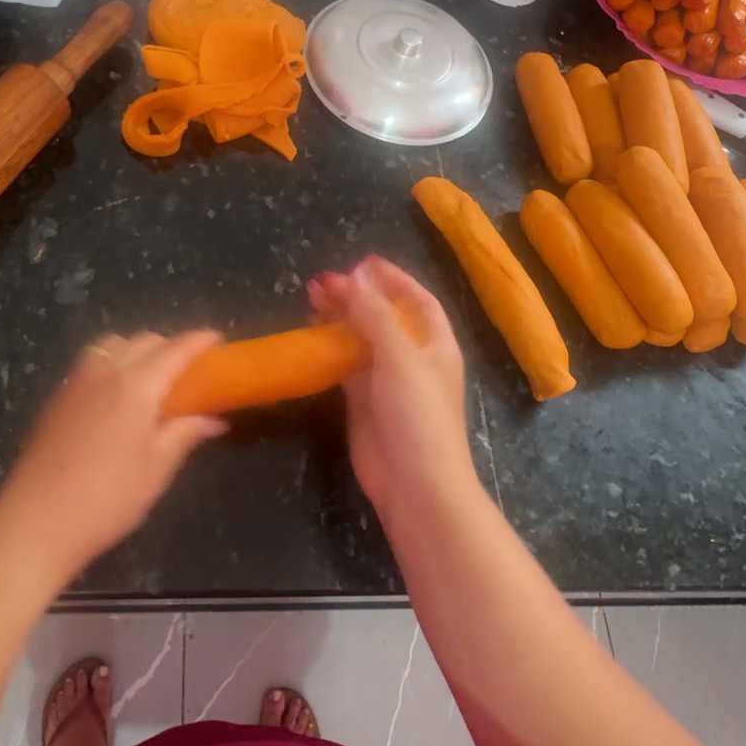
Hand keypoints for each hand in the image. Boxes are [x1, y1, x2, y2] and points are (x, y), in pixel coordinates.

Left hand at [0, 331, 227, 576]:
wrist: (35, 523)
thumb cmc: (106, 500)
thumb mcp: (156, 470)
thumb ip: (185, 433)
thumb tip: (214, 418)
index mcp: (136, 386)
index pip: (175, 350)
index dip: (199, 341)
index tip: (218, 339)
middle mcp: (106, 372)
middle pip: (144, 341)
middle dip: (171, 346)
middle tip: (190, 372)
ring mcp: (77, 382)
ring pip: (113, 344)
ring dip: (137, 350)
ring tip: (151, 379)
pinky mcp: (58, 397)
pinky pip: (92, 361)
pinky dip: (113, 362)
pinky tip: (117, 395)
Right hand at [309, 257, 473, 515]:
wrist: (414, 483)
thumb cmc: (417, 413)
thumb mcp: (398, 355)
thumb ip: (375, 313)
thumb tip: (355, 274)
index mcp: (435, 343)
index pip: (416, 299)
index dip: (392, 279)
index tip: (361, 262)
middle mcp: (414, 358)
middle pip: (384, 316)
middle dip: (356, 296)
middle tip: (321, 281)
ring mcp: (388, 381)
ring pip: (361, 339)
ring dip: (339, 319)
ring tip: (311, 299)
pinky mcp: (364, 403)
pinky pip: (346, 366)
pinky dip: (330, 348)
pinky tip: (310, 335)